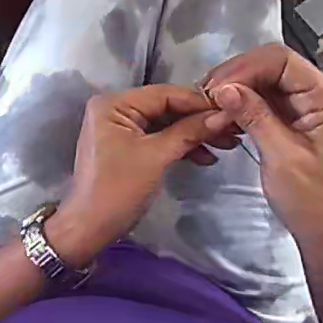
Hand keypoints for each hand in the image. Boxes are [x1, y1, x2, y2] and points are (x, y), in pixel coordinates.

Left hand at [49, 84, 231, 266]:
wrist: (89, 228)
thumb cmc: (118, 190)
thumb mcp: (156, 157)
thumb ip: (189, 131)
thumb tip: (224, 116)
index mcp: (114, 103)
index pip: (164, 93)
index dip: (199, 102)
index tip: (231, 111)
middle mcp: (114, 108)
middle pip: (166, 107)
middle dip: (199, 120)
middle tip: (232, 130)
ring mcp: (119, 127)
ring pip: (165, 123)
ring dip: (193, 134)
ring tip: (225, 145)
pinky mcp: (125, 145)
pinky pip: (158, 137)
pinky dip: (180, 146)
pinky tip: (204, 156)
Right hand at [202, 43, 322, 254]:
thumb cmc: (314, 202)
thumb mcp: (282, 157)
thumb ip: (255, 116)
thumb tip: (224, 88)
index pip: (283, 61)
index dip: (245, 67)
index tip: (215, 88)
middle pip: (276, 67)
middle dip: (238, 77)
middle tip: (206, 97)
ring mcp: (312, 109)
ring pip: (270, 83)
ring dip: (239, 90)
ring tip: (211, 106)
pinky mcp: (300, 123)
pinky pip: (270, 102)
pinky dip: (247, 105)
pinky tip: (226, 115)